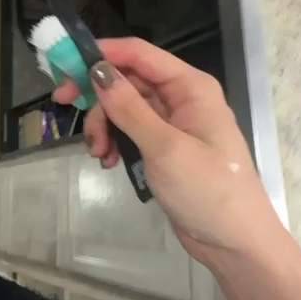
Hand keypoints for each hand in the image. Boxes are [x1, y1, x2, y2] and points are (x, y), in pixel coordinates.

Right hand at [54, 38, 284, 265]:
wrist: (236, 246)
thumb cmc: (209, 192)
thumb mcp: (165, 148)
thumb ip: (129, 107)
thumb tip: (96, 70)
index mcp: (189, 87)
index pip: (138, 53)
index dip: (100, 53)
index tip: (64, 65)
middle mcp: (180, 97)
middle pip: (126, 79)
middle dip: (96, 95)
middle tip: (63, 104)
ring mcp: (171, 123)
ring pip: (123, 106)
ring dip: (103, 124)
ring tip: (97, 153)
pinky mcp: (163, 146)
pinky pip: (128, 130)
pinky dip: (113, 141)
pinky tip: (108, 161)